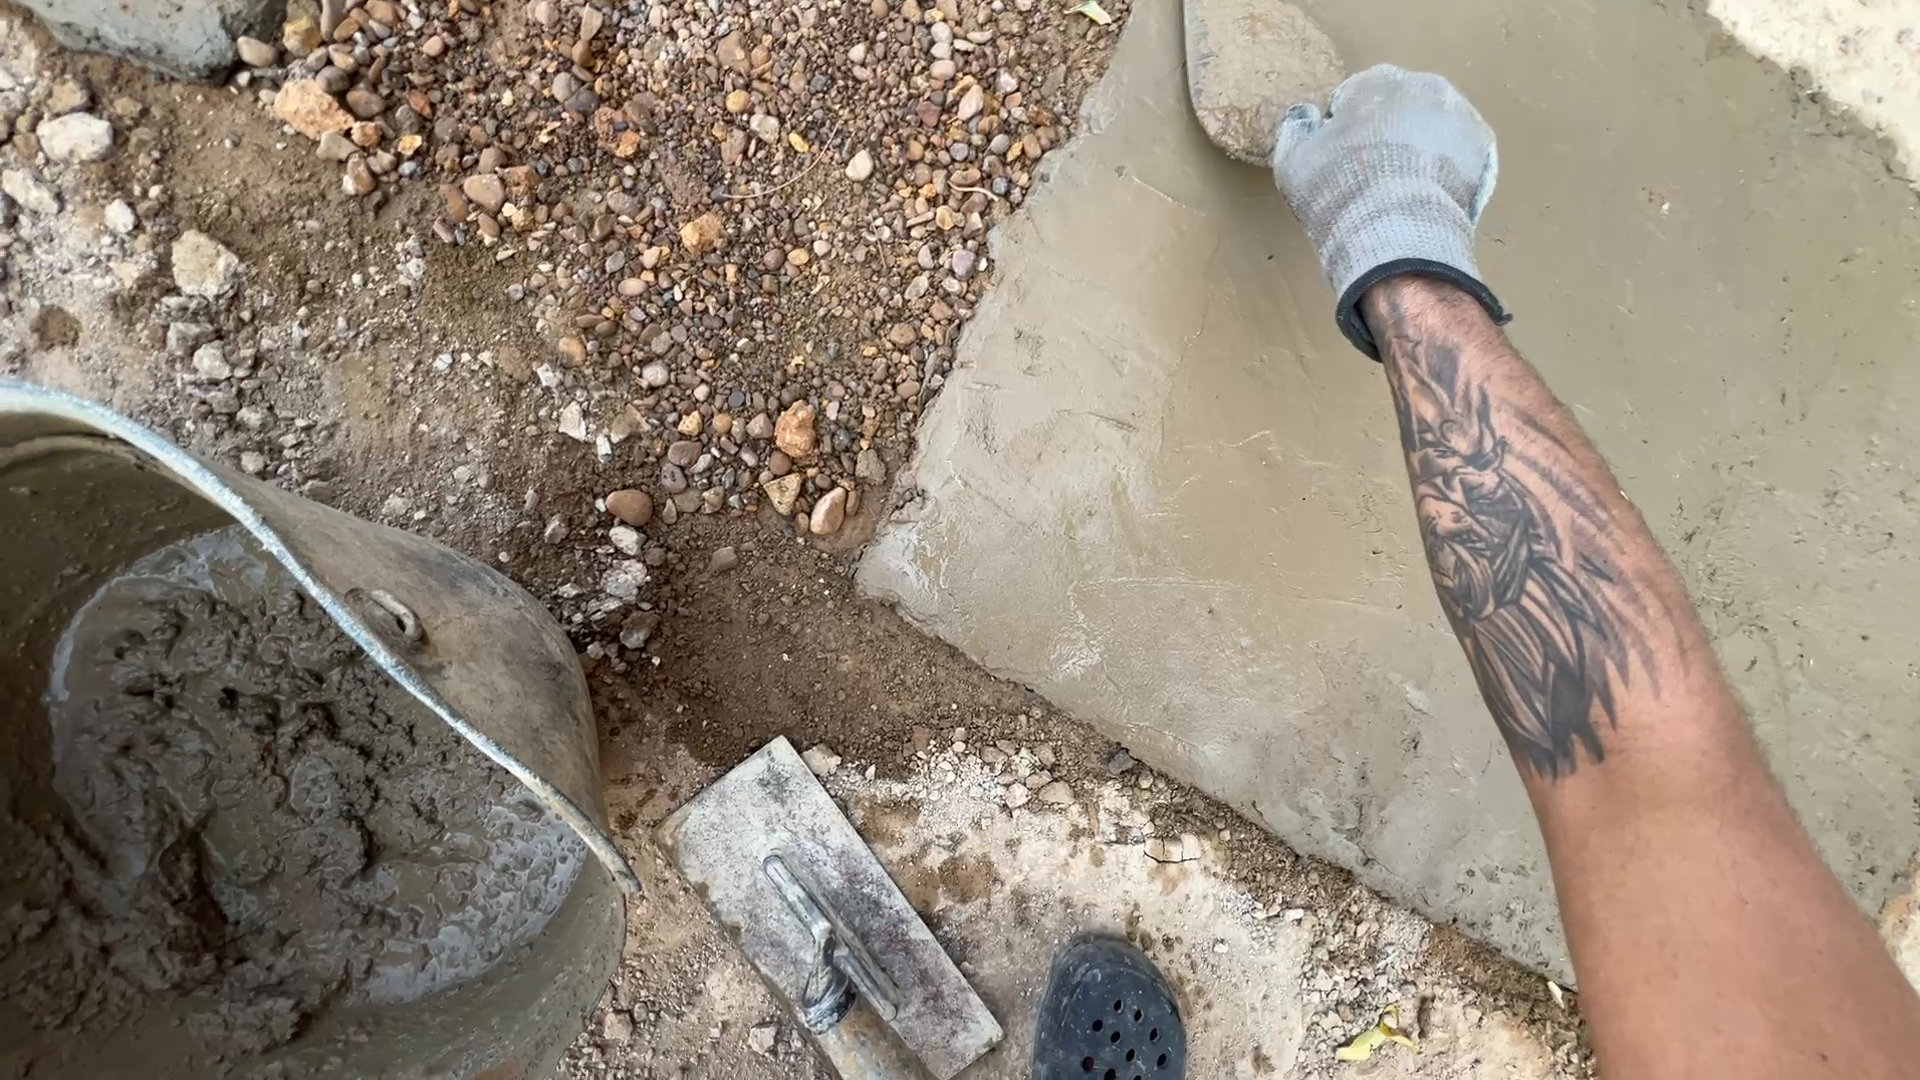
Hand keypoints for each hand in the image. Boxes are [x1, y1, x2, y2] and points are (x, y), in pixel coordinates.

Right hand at [1271, 64, 1507, 358]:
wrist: (1394, 228)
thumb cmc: (1336, 190)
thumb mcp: (1293, 162)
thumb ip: (1295, 130)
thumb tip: (1305, 117)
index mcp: (1375, 81)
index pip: (1352, 99)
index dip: (1340, 133)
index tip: (1333, 164)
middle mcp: (1424, 85)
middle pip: (1397, 109)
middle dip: (1382, 136)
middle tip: (1365, 180)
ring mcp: (1460, 115)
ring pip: (1430, 130)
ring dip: (1414, 152)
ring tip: (1394, 194)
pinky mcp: (1482, 150)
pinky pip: (1454, 158)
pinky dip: (1440, 174)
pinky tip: (1419, 202)